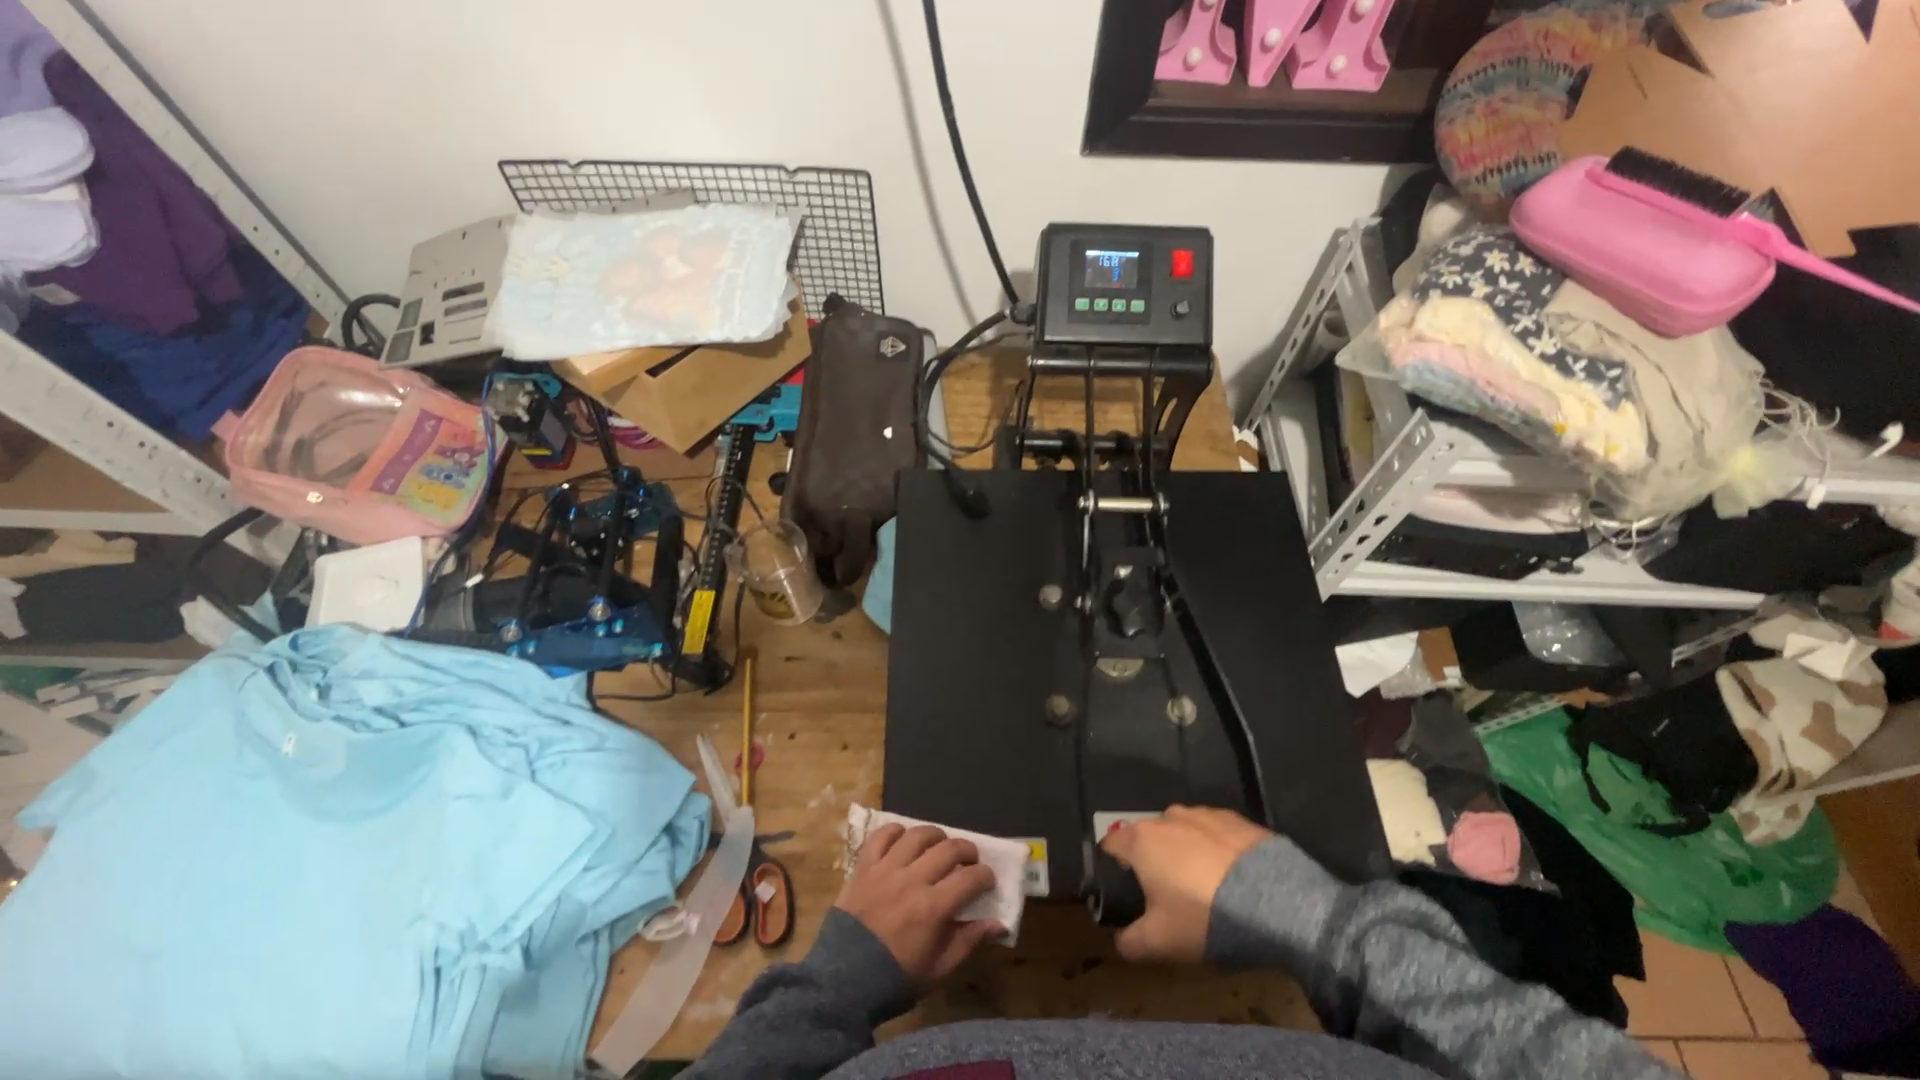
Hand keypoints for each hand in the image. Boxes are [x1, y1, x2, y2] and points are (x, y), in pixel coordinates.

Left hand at [836, 824, 1002, 987]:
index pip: (970, 878)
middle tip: (970, 861)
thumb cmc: (895, 979)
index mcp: (933, 907)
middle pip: (948, 849)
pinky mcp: (863, 868)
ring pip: (916, 836)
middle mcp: (911, 880)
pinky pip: (880, 837)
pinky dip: (895, 832)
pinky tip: (904, 840)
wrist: (843, 982)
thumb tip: (998, 923)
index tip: (987, 881)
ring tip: (940, 846)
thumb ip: (968, 941)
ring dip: (935, 836)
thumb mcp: (938, 970)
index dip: (985, 876)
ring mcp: (885, 870)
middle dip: (967, 851)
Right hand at [1100, 805, 1271, 963]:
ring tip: (1205, 888)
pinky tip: (1232, 880)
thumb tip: (1120, 939)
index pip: (1111, 844)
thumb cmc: (1204, 917)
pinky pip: (1216, 836)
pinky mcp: (1240, 820)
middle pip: (1149, 838)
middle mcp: (1169, 817)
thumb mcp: (1158, 942)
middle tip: (1167, 897)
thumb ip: (1129, 941)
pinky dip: (1217, 852)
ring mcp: (1206, 815)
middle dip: (1153, 862)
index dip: (1113, 868)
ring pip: (1184, 834)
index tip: (1125, 892)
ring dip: (1186, 854)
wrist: (1277, 904)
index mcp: (1142, 839)